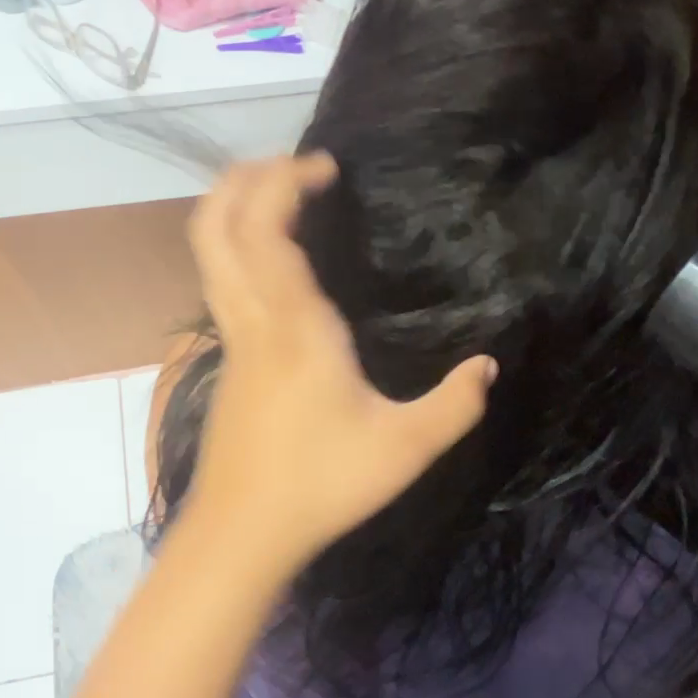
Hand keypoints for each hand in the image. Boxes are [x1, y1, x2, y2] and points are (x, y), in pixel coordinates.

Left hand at [178, 154, 497, 570]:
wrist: (242, 532)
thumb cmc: (322, 484)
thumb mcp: (406, 448)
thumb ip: (454, 405)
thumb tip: (489, 365)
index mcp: (295, 326)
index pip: (269, 229)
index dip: (287, 181)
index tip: (327, 167)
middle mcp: (253, 318)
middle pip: (218, 223)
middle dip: (248, 177)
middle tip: (293, 165)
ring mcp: (230, 338)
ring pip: (208, 251)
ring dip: (232, 206)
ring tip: (277, 193)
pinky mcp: (224, 359)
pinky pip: (217, 277)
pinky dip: (234, 243)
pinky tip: (272, 259)